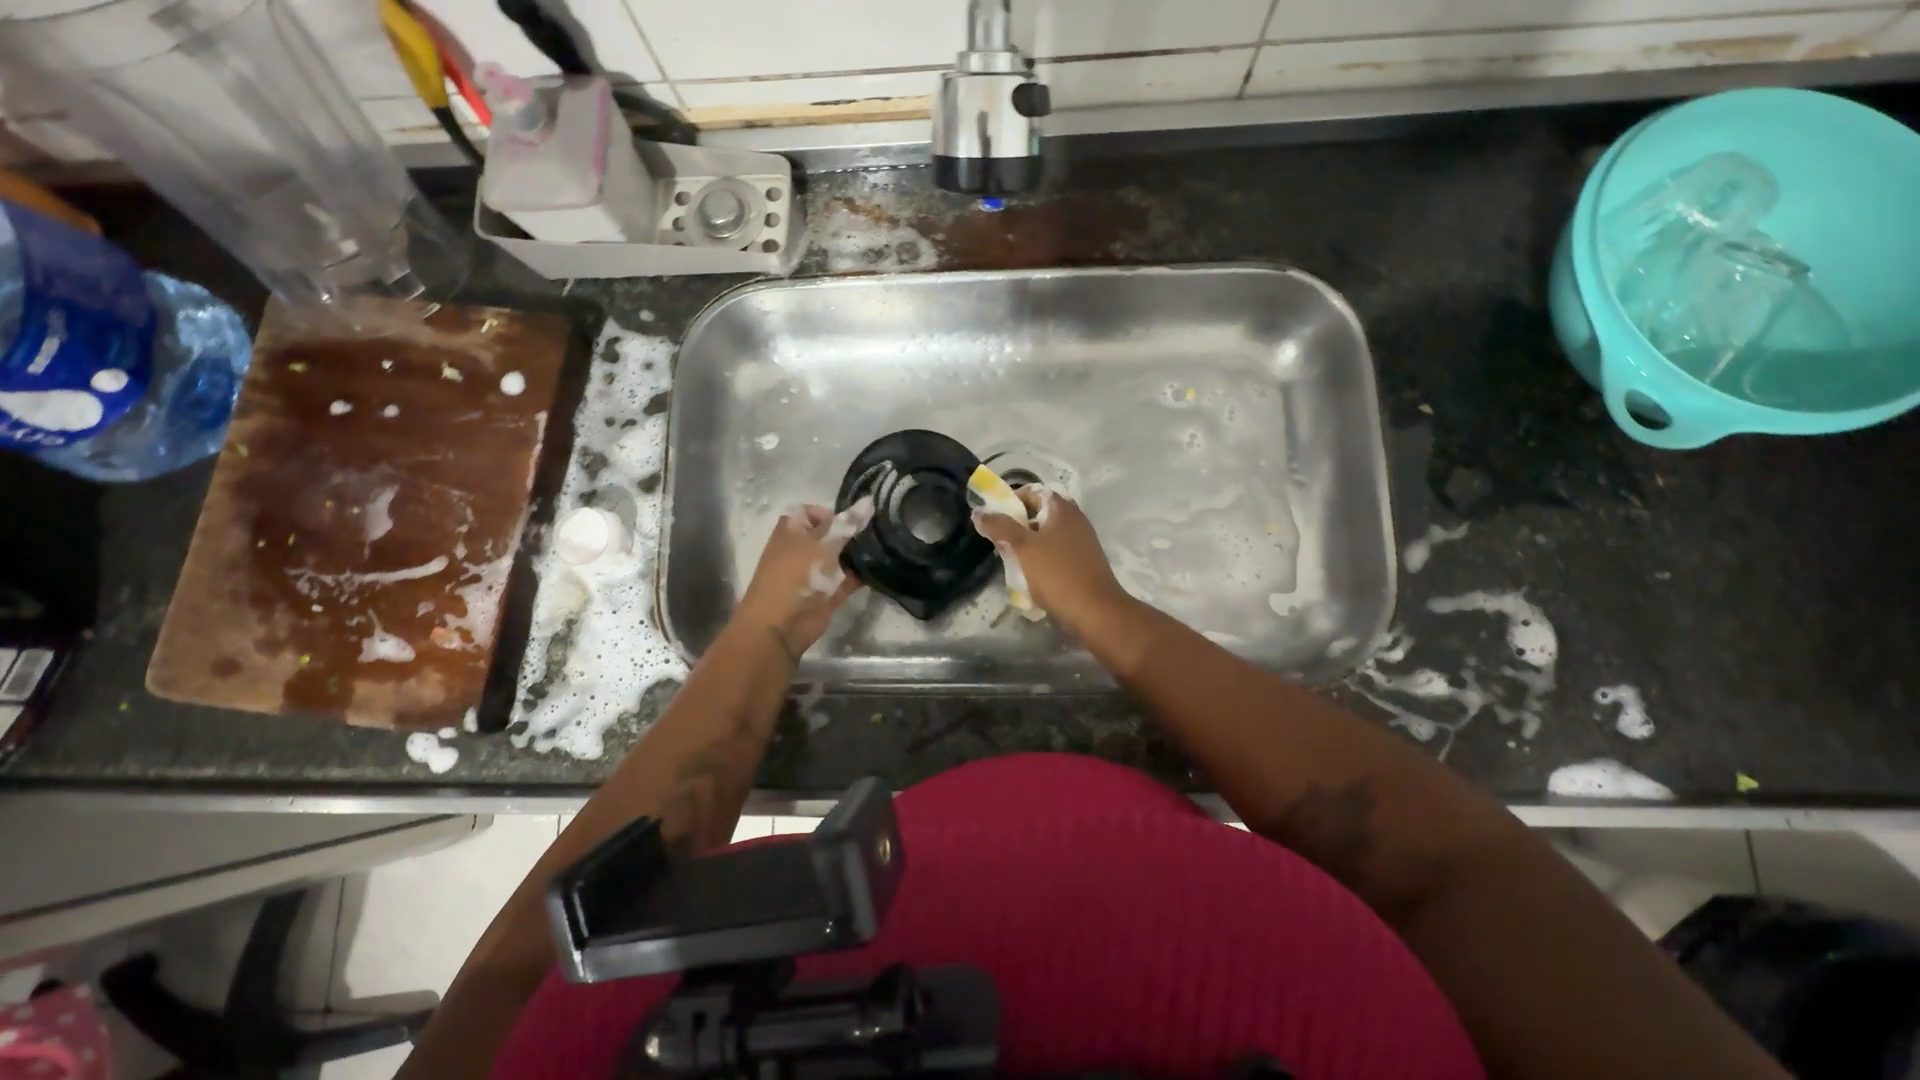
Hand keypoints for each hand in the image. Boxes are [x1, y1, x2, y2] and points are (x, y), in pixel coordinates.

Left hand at [734, 499, 873, 663]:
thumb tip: (869, 500)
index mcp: (792, 531)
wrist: (780, 626)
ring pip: (839, 557)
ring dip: (857, 554)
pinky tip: (880, 569)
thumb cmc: (797, 576)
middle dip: (850, 533)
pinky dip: (860, 575)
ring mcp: (814, 572)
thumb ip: (847, 524)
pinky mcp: (826, 594)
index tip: (850, 520)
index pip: (809, 511)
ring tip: (884, 547)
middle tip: (875, 531)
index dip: (829, 512)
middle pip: (828, 534)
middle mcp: (801, 549)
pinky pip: (846, 579)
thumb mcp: (823, 544)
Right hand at [971, 487, 1132, 631]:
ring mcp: (1082, 541)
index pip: (1033, 491)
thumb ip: (1000, 527)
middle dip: (1018, 524)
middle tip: (1001, 539)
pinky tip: (1032, 573)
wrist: (1095, 611)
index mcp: (1063, 509)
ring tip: (1011, 558)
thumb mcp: (1023, 548)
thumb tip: (979, 511)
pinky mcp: (1084, 561)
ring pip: (1049, 534)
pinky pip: (1057, 551)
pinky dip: (1042, 556)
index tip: (995, 518)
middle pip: (1041, 513)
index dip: (1011, 500)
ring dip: (1029, 542)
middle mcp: (1076, 519)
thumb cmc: (1057, 574)